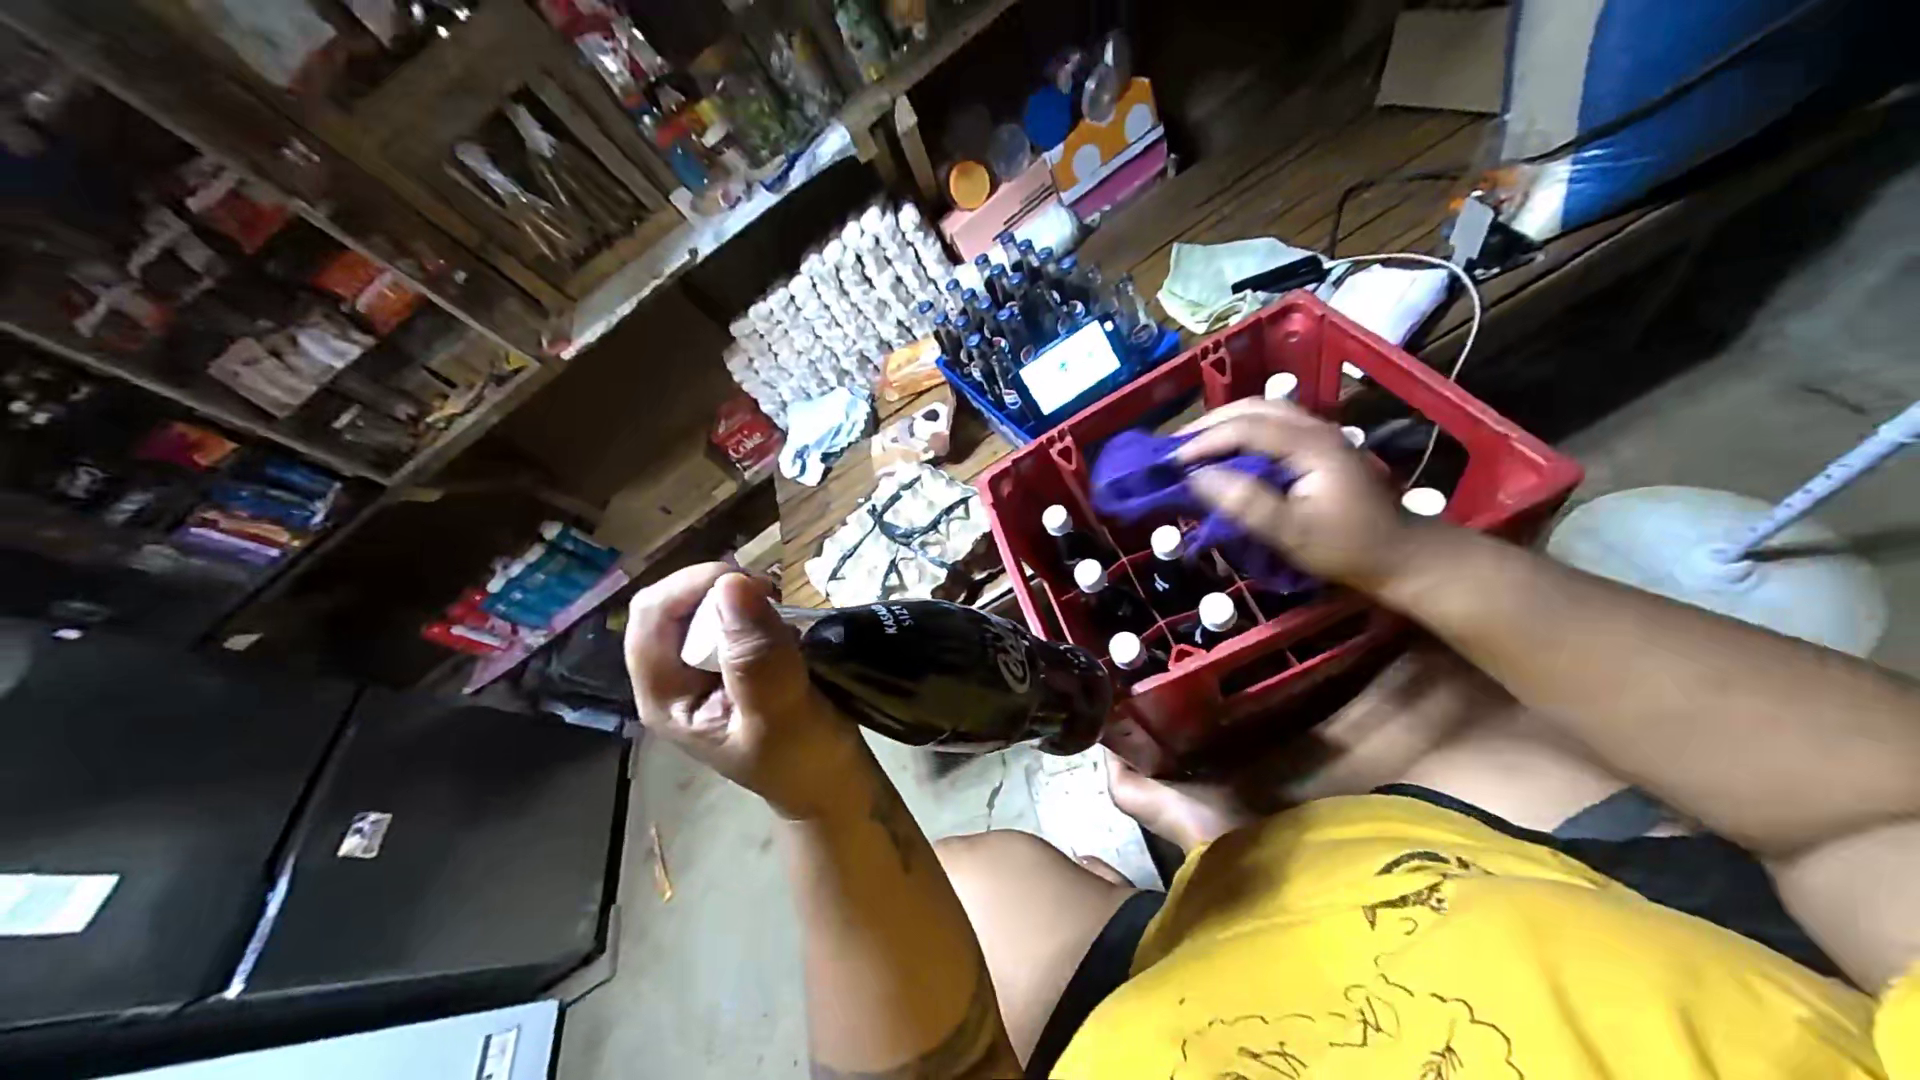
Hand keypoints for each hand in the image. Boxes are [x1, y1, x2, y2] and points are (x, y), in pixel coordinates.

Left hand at [625, 564, 873, 821]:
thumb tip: (732, 584)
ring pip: (706, 605)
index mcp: (667, 695)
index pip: (652, 616)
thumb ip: (756, 658)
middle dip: (722, 588)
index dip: (692, 586)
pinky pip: (734, 616)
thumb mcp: (782, 716)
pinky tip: (786, 624)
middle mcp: (676, 676)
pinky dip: (758, 608)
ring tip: (783, 612)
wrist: (833, 784)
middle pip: (676, 604)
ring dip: (744, 596)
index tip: (751, 583)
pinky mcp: (734, 662)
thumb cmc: (805, 762)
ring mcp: (705, 669)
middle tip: (774, 596)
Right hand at [1176, 397, 1419, 590]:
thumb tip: (1197, 478)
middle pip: (1252, 407)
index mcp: (1311, 444)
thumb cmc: (1345, 547)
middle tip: (1172, 448)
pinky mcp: (1315, 444)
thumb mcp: (1292, 533)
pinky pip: (1269, 422)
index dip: (1204, 442)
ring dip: (1221, 423)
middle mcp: (1315, 427)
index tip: (1170, 463)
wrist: (1399, 553)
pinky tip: (1221, 449)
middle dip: (1207, 425)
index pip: (1246, 428)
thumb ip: (1245, 503)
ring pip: (1261, 410)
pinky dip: (1237, 430)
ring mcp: (1318, 432)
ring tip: (1190, 446)